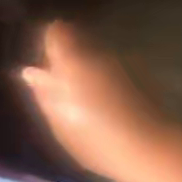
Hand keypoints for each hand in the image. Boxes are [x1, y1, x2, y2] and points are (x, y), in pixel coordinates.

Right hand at [19, 22, 170, 176]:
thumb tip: (30, 72)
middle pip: (78, 40)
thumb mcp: (58, 120)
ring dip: (87, 69)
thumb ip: (44, 92)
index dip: (48, 42)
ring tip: (80, 98)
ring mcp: (123, 63)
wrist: (151, 150)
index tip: (42, 61)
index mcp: (72, 59)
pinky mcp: (142, 78)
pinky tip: (103, 106)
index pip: (56, 31)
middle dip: (67, 56)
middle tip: (58, 84)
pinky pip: (113, 71)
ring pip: (97, 56)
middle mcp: (99, 53)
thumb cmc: (94, 136)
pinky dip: (105, 81)